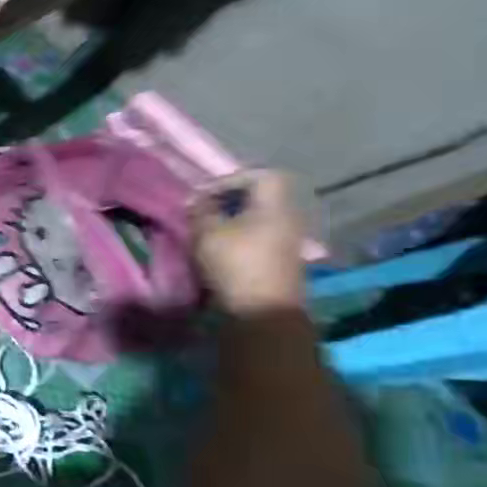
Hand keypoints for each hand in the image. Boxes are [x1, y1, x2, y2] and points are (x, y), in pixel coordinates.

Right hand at [188, 170, 307, 315]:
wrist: (261, 311)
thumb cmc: (234, 264)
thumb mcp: (208, 232)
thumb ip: (201, 210)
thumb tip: (198, 200)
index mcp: (276, 206)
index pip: (261, 175)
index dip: (230, 179)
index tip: (204, 195)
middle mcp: (288, 218)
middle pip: (260, 197)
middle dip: (228, 201)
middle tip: (201, 212)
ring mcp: (288, 240)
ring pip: (258, 218)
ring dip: (231, 221)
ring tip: (205, 232)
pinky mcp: (281, 260)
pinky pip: (259, 236)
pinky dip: (238, 237)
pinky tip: (219, 249)